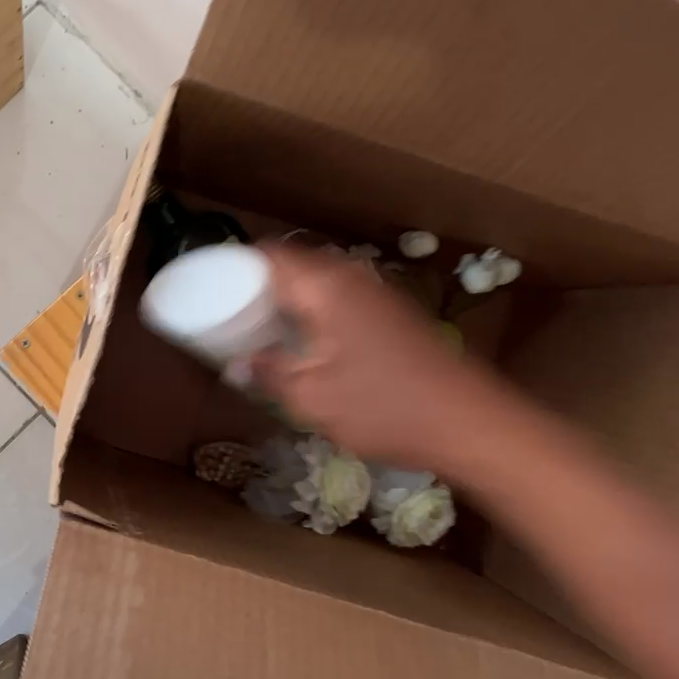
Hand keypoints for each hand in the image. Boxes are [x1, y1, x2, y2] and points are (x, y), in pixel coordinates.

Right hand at [248, 241, 526, 476]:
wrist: (471, 422)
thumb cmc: (385, 408)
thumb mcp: (313, 398)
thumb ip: (268, 374)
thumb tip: (235, 364)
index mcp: (326, 287)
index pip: (268, 256)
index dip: (233, 267)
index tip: (207, 289)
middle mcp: (351, 278)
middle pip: (291, 265)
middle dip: (256, 286)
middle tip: (226, 314)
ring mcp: (376, 294)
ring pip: (315, 283)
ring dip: (285, 300)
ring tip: (256, 330)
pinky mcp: (391, 314)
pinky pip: (336, 299)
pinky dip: (310, 312)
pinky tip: (301, 344)